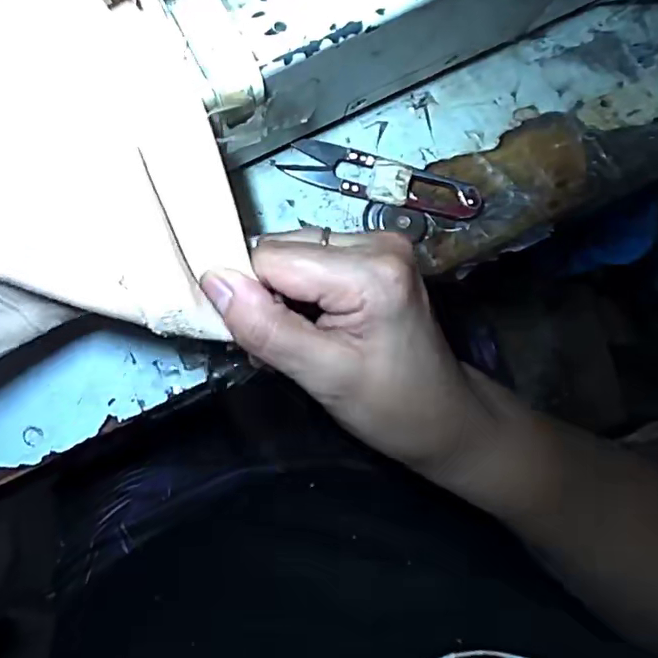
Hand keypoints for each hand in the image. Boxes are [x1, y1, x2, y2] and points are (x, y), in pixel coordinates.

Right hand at [201, 232, 505, 478]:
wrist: (444, 416)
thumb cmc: (393, 407)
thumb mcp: (324, 377)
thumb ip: (267, 328)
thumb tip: (213, 281)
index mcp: (371, 268)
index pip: (272, 259)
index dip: (253, 298)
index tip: (261, 341)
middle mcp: (375, 240)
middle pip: (281, 250)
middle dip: (266, 295)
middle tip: (284, 346)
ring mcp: (376, 241)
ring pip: (290, 252)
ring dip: (280, 294)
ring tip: (303, 338)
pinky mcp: (372, 251)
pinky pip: (309, 257)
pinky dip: (299, 290)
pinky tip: (313, 322)